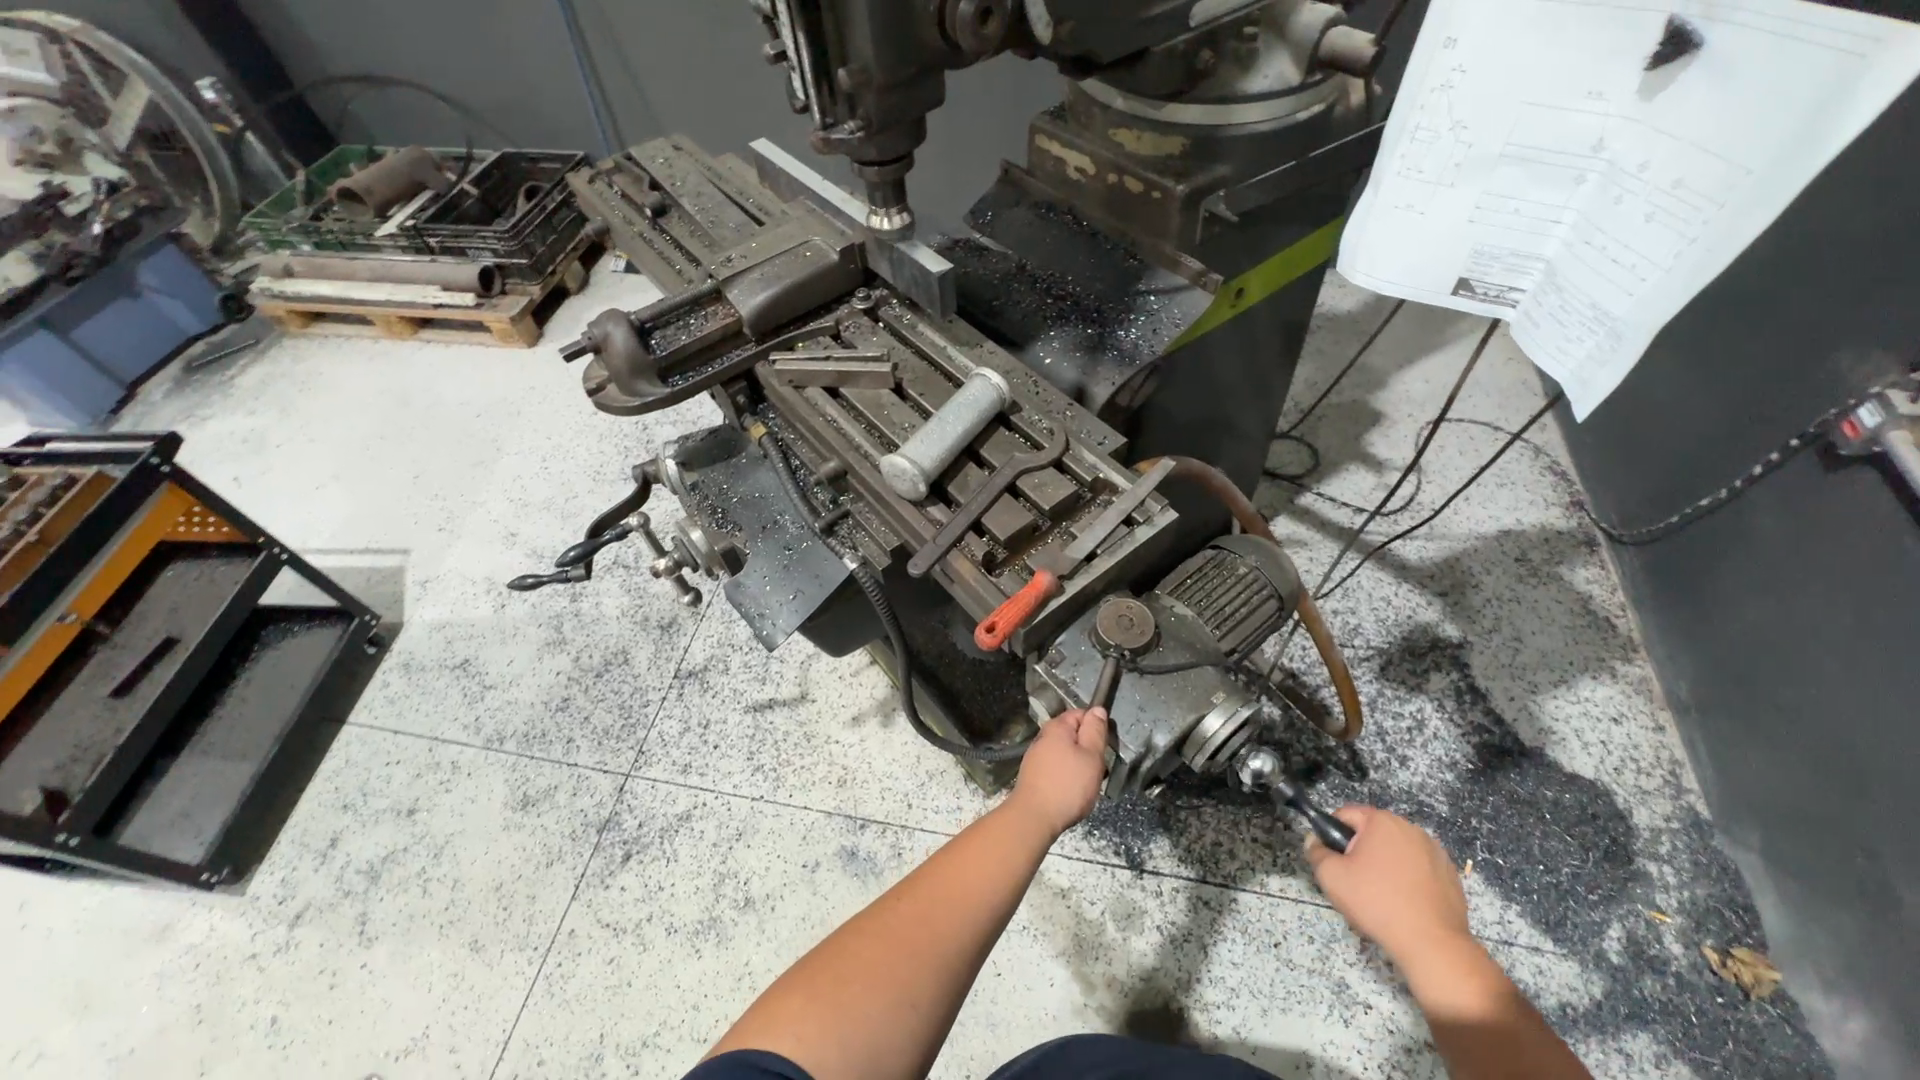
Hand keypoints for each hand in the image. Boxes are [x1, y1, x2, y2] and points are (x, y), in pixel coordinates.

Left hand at [1006, 708, 1108, 837]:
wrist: (1034, 817)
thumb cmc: (1068, 785)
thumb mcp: (1091, 755)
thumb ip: (1095, 731)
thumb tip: (1098, 709)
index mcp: (1057, 727)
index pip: (1081, 713)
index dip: (1096, 727)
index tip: (1105, 746)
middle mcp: (1043, 737)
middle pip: (1073, 735)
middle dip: (1088, 750)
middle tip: (1098, 769)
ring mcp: (1036, 757)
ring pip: (1066, 754)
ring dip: (1079, 765)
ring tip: (1087, 784)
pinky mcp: (1034, 775)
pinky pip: (1057, 769)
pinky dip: (1067, 777)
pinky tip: (1072, 793)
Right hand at [1306, 806, 1471, 963]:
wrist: (1430, 942)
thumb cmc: (1376, 902)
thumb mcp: (1331, 877)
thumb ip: (1316, 852)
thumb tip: (1314, 840)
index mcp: (1382, 822)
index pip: (1346, 814)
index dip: (1332, 833)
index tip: (1332, 859)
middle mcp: (1411, 828)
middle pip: (1373, 832)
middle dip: (1360, 850)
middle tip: (1354, 880)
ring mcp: (1435, 851)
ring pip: (1397, 850)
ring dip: (1385, 864)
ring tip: (1381, 895)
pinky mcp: (1450, 874)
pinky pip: (1419, 868)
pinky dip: (1408, 878)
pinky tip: (1405, 902)